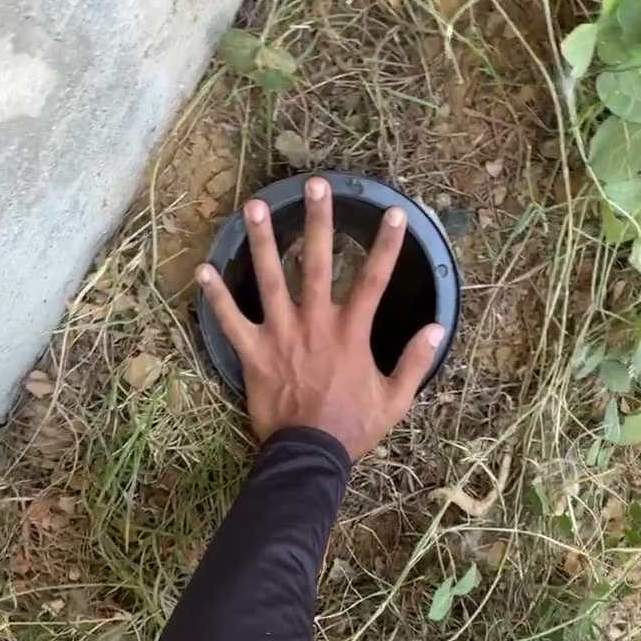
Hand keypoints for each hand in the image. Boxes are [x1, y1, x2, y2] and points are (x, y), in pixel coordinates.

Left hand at [197, 177, 443, 459]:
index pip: (374, 280)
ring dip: (262, 242)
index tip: (394, 214)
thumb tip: (437, 329)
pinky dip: (216, 297)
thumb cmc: (352, 428)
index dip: (386, 246)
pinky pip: (231, 320)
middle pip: (317, 264)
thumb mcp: (395, 400)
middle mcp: (314, 324)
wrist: (309, 455)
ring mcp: (280, 335)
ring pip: (270, 280)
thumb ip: (414, 362)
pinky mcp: (253, 353)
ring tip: (255, 206)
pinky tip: (203, 270)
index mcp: (351, 332)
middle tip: (315, 186)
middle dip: (318, 222)